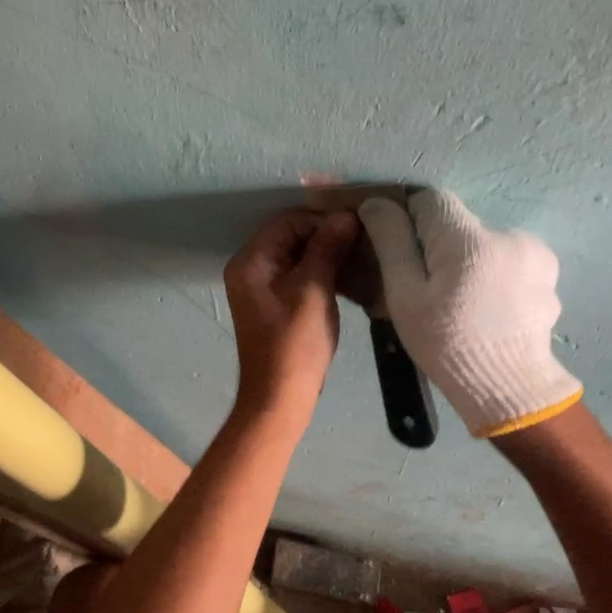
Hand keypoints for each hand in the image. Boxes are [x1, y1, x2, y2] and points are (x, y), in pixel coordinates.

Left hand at [222, 209, 357, 412]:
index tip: (357, 231)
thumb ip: (328, 248)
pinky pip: (297, 276)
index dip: (323, 221)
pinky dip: (321, 274)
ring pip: (297, 256)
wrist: (280, 396)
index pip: (288, 221)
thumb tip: (345, 216)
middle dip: (327, 237)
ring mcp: (259, 287)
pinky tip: (348, 280)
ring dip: (327, 256)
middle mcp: (249, 268)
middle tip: (363, 245)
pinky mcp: (273, 303)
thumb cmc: (295, 342)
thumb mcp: (314, 289)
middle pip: (291, 236)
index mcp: (251, 260)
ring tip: (360, 262)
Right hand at [357, 190, 580, 436]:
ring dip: (466, 262)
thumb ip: (391, 243)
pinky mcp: (548, 273)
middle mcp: (507, 235)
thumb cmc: (447, 344)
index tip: (400, 254)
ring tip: (459, 304)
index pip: (430, 200)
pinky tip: (485, 309)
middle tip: (427, 290)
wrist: (510, 388)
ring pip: (482, 243)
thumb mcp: (404, 297)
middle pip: (457, 224)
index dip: (408, 219)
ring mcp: (534, 253)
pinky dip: (491, 276)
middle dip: (438, 248)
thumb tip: (377, 203)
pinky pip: (506, 260)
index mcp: (470, 239)